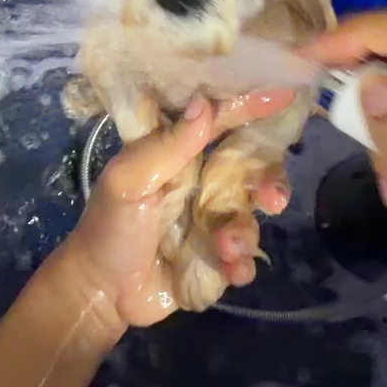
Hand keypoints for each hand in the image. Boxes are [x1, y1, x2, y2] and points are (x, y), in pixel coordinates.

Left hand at [43, 90, 295, 332]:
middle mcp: (202, 181)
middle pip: (253, 169)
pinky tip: (229, 271)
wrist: (103, 291)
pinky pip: (247, 256)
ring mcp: (212, 219)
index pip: (219, 120)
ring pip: (252, 215)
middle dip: (270, 181)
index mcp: (178, 152)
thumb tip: (203, 102)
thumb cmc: (110, 225)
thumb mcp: (131, 180)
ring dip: (245, 231)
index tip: (283, 95)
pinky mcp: (218, 256)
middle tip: (272, 200)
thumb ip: (169, 145)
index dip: (249, 106)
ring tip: (224, 248)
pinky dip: (243, 263)